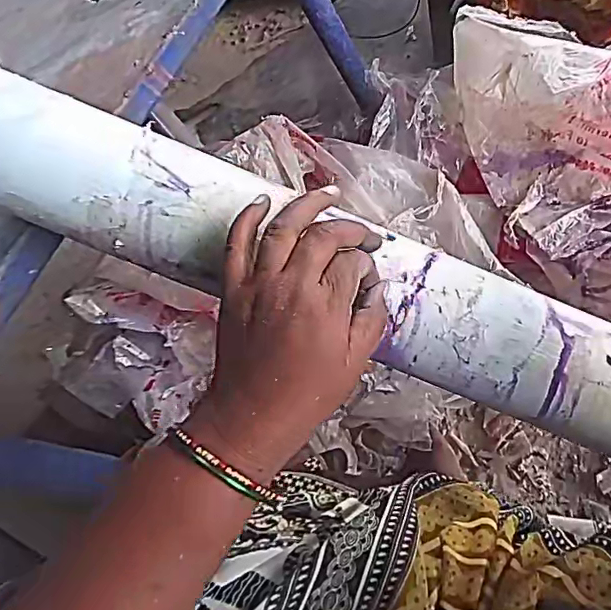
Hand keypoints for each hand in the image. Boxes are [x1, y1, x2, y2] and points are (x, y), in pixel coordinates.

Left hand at [184, 188, 387, 483]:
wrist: (252, 415)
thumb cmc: (306, 395)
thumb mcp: (354, 363)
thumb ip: (371, 319)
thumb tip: (376, 287)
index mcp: (325, 307)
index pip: (351, 263)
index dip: (365, 262)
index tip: (368, 270)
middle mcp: (291, 286)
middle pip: (323, 237)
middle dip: (349, 229)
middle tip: (362, 234)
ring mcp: (258, 283)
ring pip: (282, 227)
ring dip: (306, 205)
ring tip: (326, 194)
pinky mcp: (234, 287)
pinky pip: (237, 242)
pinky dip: (248, 217)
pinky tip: (264, 201)